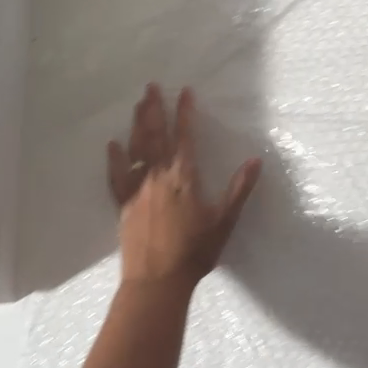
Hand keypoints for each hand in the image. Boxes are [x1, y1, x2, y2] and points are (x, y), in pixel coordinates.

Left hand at [106, 84, 260, 287]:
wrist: (157, 281)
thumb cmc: (195, 251)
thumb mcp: (224, 220)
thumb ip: (238, 189)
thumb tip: (255, 160)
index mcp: (184, 178)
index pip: (185, 137)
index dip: (185, 112)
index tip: (185, 91)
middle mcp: (158, 177)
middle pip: (155, 136)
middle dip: (154, 109)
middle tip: (151, 86)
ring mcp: (137, 190)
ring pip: (135, 149)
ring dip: (137, 125)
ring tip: (138, 104)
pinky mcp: (123, 205)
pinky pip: (116, 176)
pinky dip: (114, 159)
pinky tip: (112, 144)